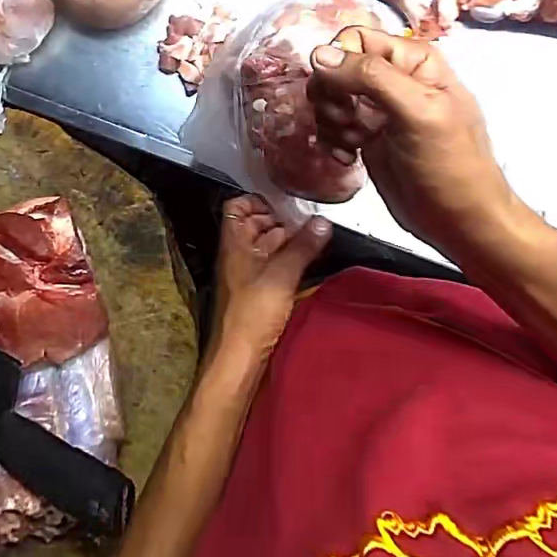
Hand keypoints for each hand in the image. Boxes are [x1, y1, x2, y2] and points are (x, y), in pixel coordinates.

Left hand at [210, 195, 331, 365]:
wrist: (239, 356)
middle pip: (254, 225)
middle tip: (306, 222)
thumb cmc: (252, 312)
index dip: (257, 200)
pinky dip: (286, 261)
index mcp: (233, 242)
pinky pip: (271, 267)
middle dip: (279, 220)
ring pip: (265, 246)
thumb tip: (322, 222)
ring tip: (312, 239)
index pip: (236, 207)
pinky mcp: (257, 293)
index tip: (283, 203)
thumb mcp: (282, 275)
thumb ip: (302, 247)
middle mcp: (237, 254)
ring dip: (286, 241)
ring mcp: (246, 274)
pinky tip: (305, 263)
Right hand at [306, 27, 516, 241]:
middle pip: (334, 67)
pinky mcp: (364, 133)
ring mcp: (376, 107)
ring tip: (352, 141)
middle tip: (347, 120)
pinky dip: (331, 138)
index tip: (344, 94)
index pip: (353, 39)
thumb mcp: (417, 111)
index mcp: (412, 60)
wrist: (460, 222)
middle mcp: (392, 77)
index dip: (340, 64)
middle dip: (331, 95)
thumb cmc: (450, 165)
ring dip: (330, 120)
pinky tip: (346, 155)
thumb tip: (319, 54)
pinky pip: (330, 122)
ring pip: (328, 95)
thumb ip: (370, 76)